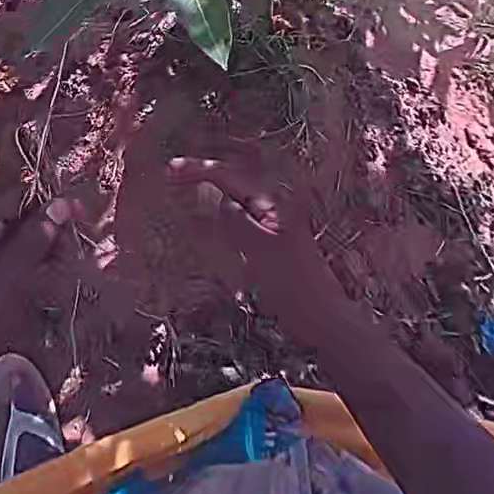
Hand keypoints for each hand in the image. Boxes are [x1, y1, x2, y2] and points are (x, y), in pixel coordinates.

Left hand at [0, 199, 67, 381]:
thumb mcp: (10, 276)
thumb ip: (35, 238)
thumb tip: (62, 204)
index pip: (16, 200)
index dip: (48, 204)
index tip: (82, 213)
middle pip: (20, 223)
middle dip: (51, 231)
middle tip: (79, 245)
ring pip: (23, 248)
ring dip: (48, 253)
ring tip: (69, 265)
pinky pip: (19, 271)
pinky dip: (38, 272)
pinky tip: (55, 282)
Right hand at [167, 156, 344, 324]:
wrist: (323, 323)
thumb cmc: (292, 287)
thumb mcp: (256, 248)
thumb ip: (232, 217)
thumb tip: (217, 200)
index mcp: (274, 200)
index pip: (229, 174)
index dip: (197, 169)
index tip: (170, 169)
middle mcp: (275, 204)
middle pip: (232, 179)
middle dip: (202, 173)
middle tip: (171, 174)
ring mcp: (273, 221)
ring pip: (233, 197)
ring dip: (208, 191)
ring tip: (181, 189)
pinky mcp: (270, 239)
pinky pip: (238, 215)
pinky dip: (218, 211)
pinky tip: (204, 217)